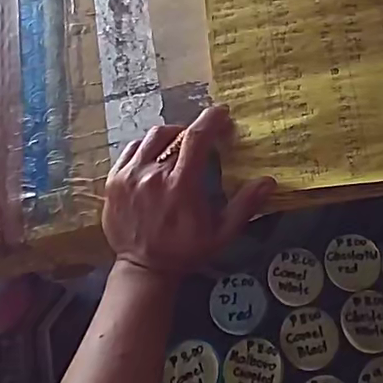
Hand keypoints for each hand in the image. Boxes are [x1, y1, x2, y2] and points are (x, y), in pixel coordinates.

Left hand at [102, 106, 274, 279]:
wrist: (144, 269)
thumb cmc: (186, 251)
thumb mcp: (221, 234)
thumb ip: (245, 206)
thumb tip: (268, 181)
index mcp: (181, 185)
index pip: (197, 138)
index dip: (211, 120)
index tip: (222, 113)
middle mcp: (152, 174)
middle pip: (175, 135)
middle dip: (193, 133)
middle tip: (203, 140)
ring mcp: (129, 176)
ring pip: (152, 138)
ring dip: (170, 136)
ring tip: (179, 146)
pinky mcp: (113, 181)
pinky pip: (131, 150)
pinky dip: (146, 147)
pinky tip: (155, 157)